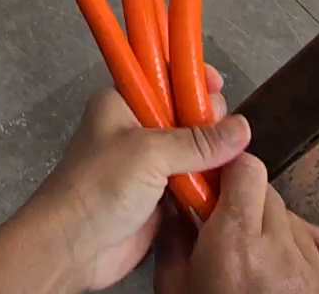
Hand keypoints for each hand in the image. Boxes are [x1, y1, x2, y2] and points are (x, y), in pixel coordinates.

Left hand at [15, 71, 247, 290]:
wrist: (75, 243)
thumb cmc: (101, 183)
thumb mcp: (148, 152)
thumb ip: (196, 141)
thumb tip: (243, 126)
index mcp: (122, 101)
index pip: (159, 76)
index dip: (188, 76)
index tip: (218, 83)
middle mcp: (135, 127)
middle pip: (181, 112)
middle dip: (209, 118)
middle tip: (231, 132)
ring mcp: (148, 163)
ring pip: (192, 150)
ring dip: (215, 155)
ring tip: (240, 158)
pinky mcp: (160, 196)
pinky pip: (194, 182)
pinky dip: (213, 183)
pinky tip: (237, 184)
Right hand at [154, 150, 318, 292]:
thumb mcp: (174, 291)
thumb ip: (173, 241)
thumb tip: (175, 202)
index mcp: (235, 243)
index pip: (246, 170)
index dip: (230, 170)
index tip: (214, 185)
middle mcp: (281, 251)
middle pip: (269, 193)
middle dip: (247, 200)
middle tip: (230, 226)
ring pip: (298, 223)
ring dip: (277, 229)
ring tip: (260, 257)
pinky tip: (302, 257)